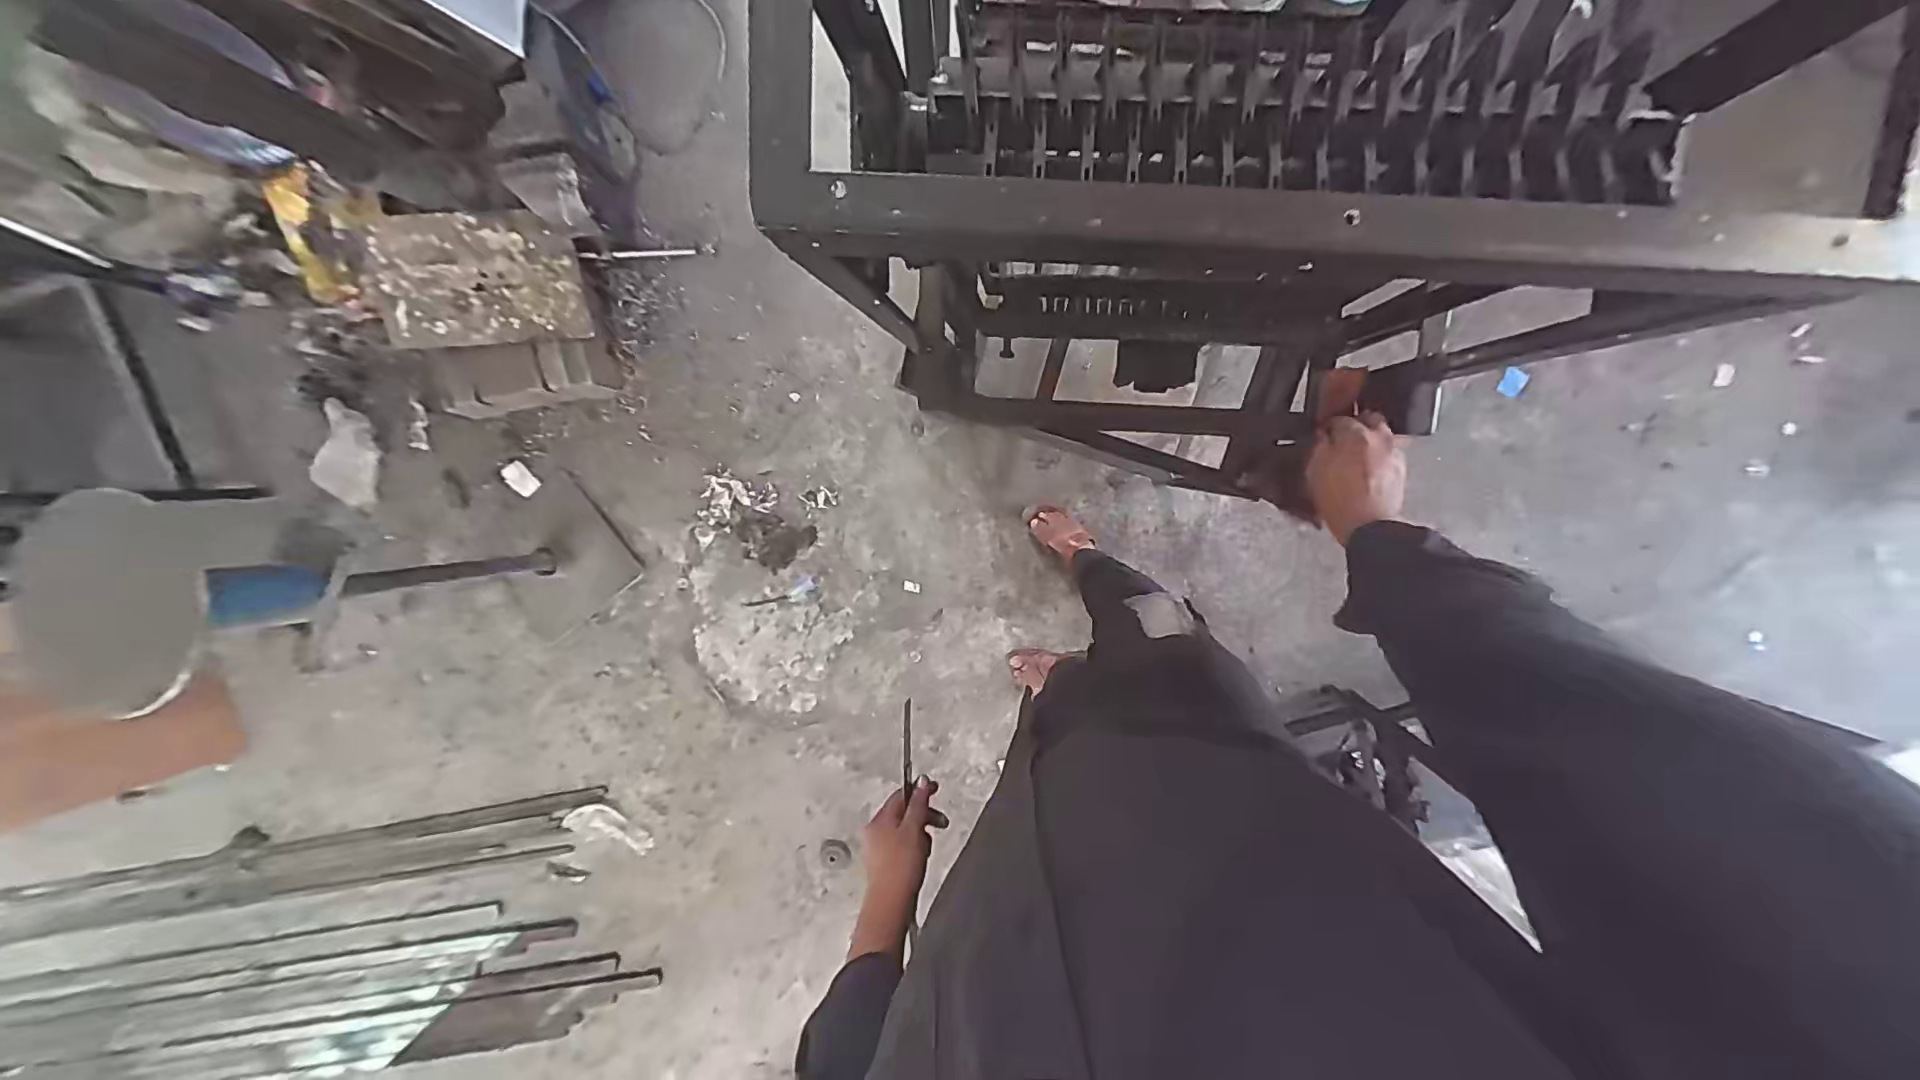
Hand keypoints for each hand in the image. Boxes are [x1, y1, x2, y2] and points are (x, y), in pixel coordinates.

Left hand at [849, 778, 947, 959]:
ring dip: (920, 834)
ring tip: (926, 849)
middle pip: (903, 812)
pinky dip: (914, 847)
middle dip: (923, 816)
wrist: (890, 905)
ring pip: (904, 829)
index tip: (934, 789)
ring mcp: (877, 848)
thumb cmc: (900, 869)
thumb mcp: (914, 829)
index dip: (920, 791)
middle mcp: (875, 831)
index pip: (901, 795)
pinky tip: (919, 859)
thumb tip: (921, 781)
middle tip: (939, 822)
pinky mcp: (883, 863)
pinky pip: (902, 845)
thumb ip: (919, 804)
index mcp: (880, 820)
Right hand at [1305, 412, 1406, 545]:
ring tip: (1355, 455)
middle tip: (1341, 439)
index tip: (1321, 435)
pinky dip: (1378, 456)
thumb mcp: (1314, 471)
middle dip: (1355, 425)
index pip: (1338, 419)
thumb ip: (1318, 447)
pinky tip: (1367, 470)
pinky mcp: (1401, 468)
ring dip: (1368, 440)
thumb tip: (1322, 437)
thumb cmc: (1339, 501)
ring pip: (1381, 435)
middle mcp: (1379, 438)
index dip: (1326, 427)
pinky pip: (1388, 452)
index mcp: (1355, 434)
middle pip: (1368, 418)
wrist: (1369, 525)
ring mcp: (1393, 452)